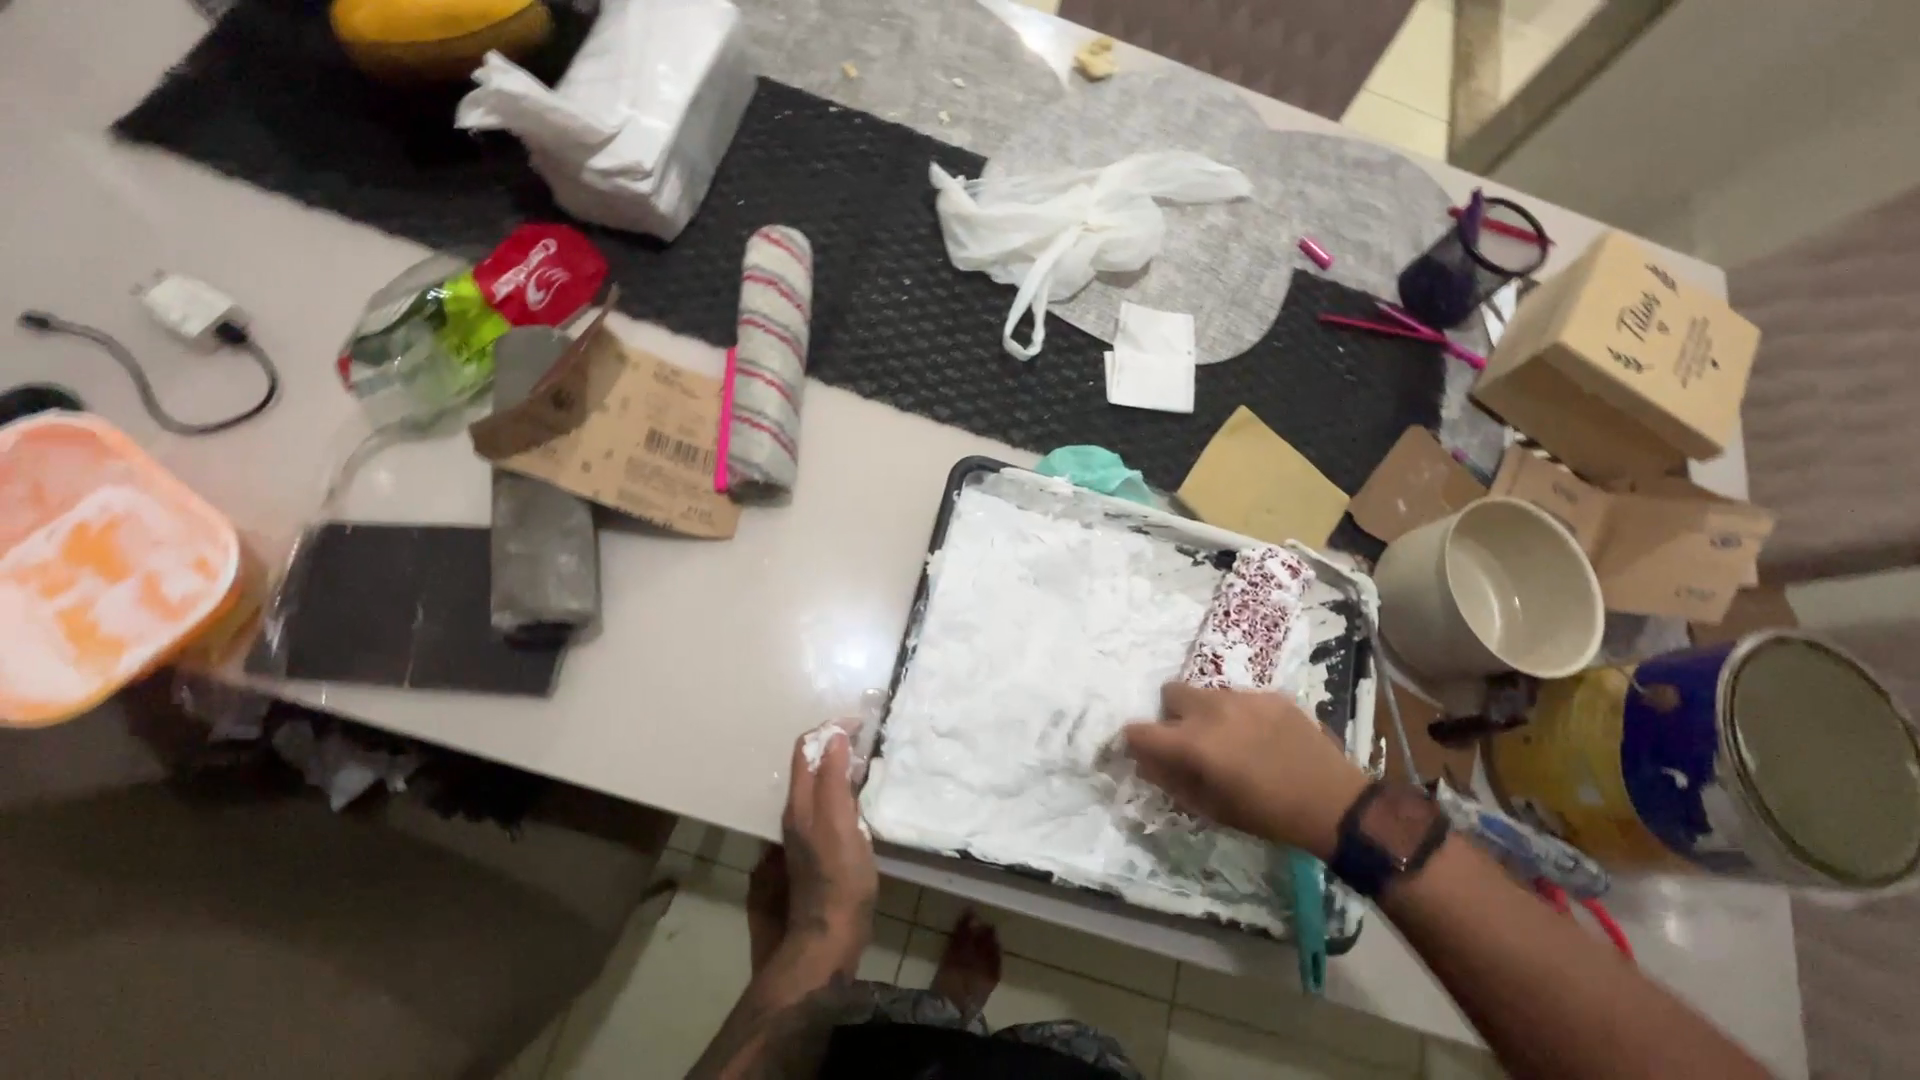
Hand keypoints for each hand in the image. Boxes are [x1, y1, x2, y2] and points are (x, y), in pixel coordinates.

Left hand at [779, 728, 877, 967]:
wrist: (831, 932)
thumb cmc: (840, 878)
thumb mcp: (839, 824)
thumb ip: (833, 780)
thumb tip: (833, 737)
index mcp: (801, 802)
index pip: (806, 749)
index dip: (830, 730)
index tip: (860, 725)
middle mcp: (799, 811)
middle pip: (810, 764)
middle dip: (835, 744)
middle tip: (868, 740)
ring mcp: (808, 830)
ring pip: (819, 783)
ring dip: (840, 765)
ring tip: (869, 762)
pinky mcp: (821, 846)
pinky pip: (828, 802)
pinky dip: (845, 788)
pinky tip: (864, 798)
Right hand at [1123, 683, 1368, 858]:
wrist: (1334, 803)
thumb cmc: (1267, 815)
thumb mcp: (1211, 809)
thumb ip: (1171, 781)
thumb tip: (1146, 762)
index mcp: (1194, 742)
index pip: (1140, 730)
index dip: (1135, 741)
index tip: (1143, 752)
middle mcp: (1213, 709)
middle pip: (1170, 693)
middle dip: (1171, 715)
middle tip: (1190, 742)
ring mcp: (1245, 697)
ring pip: (1207, 693)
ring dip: (1206, 712)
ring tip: (1230, 740)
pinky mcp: (1272, 695)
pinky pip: (1240, 697)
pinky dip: (1239, 714)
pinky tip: (1261, 738)